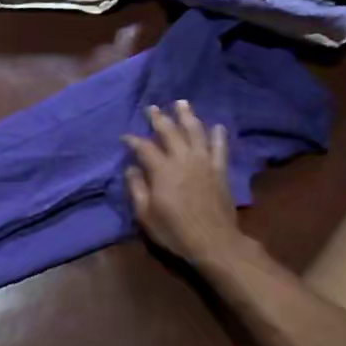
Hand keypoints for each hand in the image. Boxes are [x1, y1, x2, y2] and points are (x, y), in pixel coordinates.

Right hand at [123, 100, 240, 265]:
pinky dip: (217, 135)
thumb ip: (137, 189)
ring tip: (181, 103)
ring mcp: (204, 162)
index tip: (125, 136)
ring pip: (195, 132)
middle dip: (159, 118)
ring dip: (187, 116)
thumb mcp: (146, 215)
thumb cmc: (174, 231)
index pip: (144, 147)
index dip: (133, 140)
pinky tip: (216, 125)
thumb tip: (131, 168)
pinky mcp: (220, 170)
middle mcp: (183, 159)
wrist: (213, 241)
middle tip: (152, 107)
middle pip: (170, 132)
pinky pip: (219, 147)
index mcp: (161, 170)